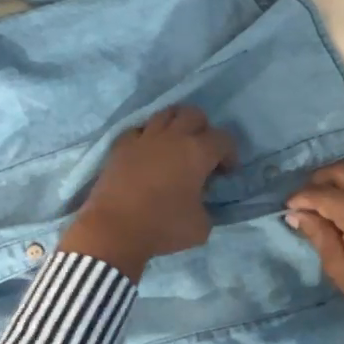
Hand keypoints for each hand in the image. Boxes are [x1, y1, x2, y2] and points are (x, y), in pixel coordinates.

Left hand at [62, 105, 237, 278]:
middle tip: (201, 152)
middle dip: (203, 129)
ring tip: (175, 146)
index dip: (229, 154)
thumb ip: (206, 206)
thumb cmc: (162, 227)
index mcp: (197, 153)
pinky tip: (147, 152)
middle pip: (194, 114)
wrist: (114, 229)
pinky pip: (138, 130)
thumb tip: (199, 201)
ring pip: (166, 113)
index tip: (225, 172)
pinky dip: (147, 137)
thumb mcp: (201, 226)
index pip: (223, 139)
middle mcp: (173, 137)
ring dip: (176, 125)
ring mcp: (144, 138)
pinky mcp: (121, 145)